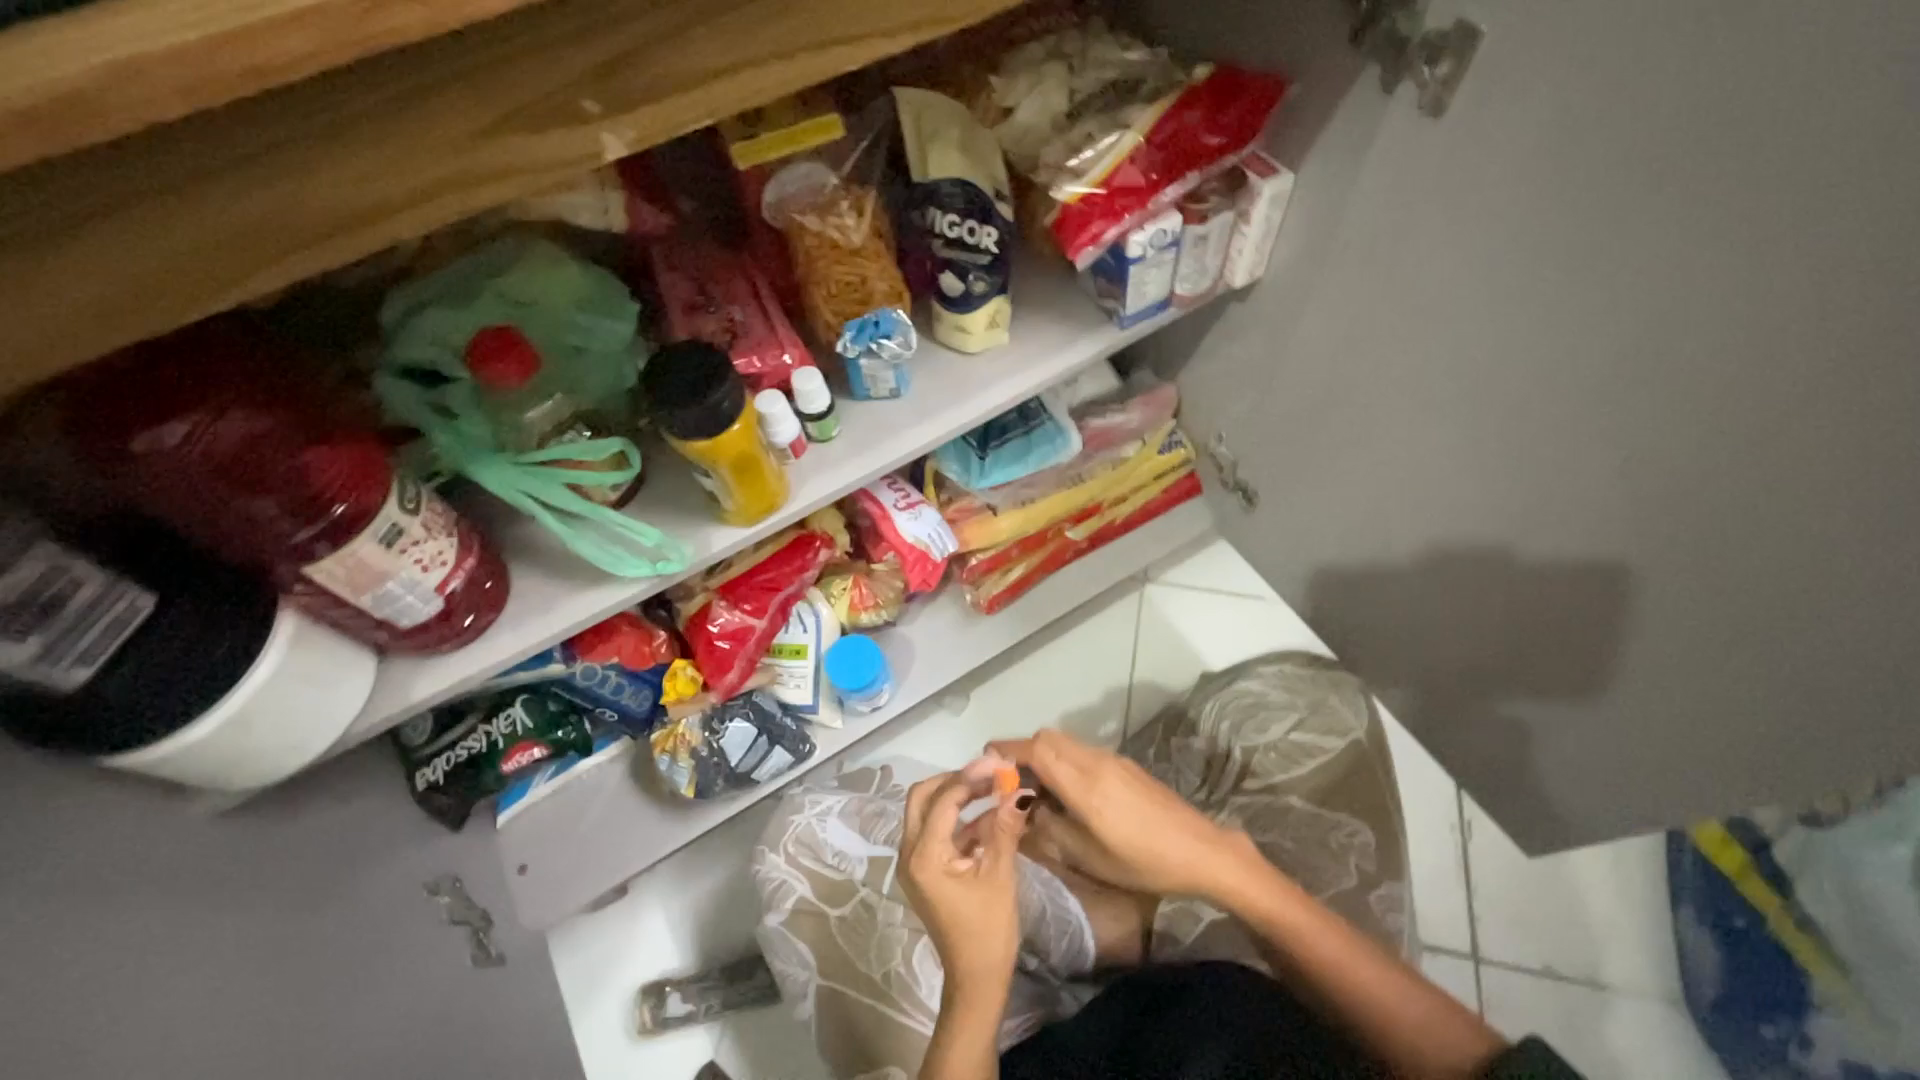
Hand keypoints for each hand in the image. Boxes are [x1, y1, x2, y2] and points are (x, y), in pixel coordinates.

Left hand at [899, 758, 1028, 995]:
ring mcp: (915, 862)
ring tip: (996, 787)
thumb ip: (1005, 828)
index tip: (999, 763)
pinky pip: (939, 832)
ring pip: (928, 813)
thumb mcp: (1000, 876)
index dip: (971, 776)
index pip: (943, 800)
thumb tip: (1020, 790)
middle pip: (923, 798)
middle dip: (956, 780)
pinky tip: (992, 815)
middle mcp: (909, 854)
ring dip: (959, 797)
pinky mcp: (927, 870)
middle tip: (990, 773)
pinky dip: (962, 819)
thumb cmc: (987, 931)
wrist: (976, 979)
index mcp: (923, 856)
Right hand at [988, 730, 1258, 902]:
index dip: (1008, 751)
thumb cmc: (1143, 862)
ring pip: (1066, 743)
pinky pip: (1083, 752)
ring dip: (1044, 757)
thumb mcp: (1089, 856)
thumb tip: (1024, 809)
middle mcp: (1097, 762)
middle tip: (1008, 782)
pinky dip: (1064, 762)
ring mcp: (1114, 760)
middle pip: (1049, 738)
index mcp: (1085, 783)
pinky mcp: (1125, 766)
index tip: (987, 764)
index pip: (1037, 748)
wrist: (1202, 851)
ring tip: (1035, 791)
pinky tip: (1067, 795)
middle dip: (1022, 752)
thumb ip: (1050, 828)